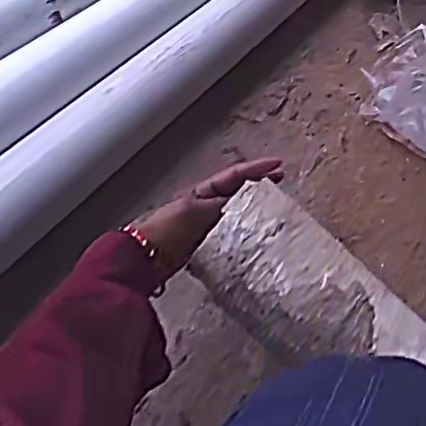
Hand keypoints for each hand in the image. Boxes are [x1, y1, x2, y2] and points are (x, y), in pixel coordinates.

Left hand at [132, 158, 284, 272]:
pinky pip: (232, 232)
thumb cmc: (169, 230)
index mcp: (203, 191)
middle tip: (282, 180)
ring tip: (274, 205)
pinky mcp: (206, 244)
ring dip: (255, 206)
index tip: (279, 164)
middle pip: (239, 190)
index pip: (235, 174)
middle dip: (260, 184)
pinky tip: (256, 233)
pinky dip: (246, 229)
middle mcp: (206, 204)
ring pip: (237, 211)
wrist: (144, 261)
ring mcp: (206, 224)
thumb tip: (246, 204)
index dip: (257, 168)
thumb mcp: (198, 211)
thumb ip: (222, 206)